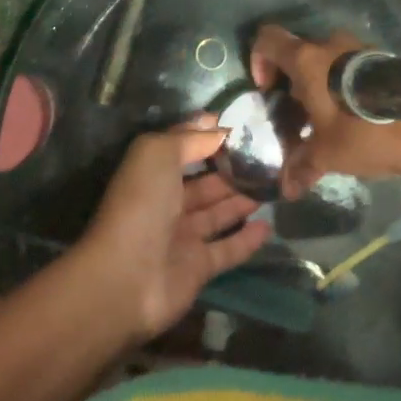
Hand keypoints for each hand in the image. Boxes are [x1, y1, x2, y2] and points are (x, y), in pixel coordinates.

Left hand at [75, 120, 272, 340]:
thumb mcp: (159, 154)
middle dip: (231, 170)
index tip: (244, 126)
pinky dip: (246, 239)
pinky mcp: (198, 267)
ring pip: (217, 213)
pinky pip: (227, 249)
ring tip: (273, 186)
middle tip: (268, 159)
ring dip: (241, 200)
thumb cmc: (142, 203)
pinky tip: (268, 226)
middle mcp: (166, 202)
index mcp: (152, 172)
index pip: (184, 149)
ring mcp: (182, 236)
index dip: (209, 137)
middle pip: (204, 183)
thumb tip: (217, 125)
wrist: (127, 276)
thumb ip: (190, 138)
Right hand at [250, 24, 400, 197]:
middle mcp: (330, 44)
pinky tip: (357, 117)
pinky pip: (352, 66)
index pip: (268, 38)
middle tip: (301, 116)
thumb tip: (287, 189)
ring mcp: (360, 48)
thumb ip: (301, 167)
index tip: (269, 90)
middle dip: (294, 82)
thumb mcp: (326, 155)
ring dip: (322, 84)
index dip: (260, 60)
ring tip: (330, 121)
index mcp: (307, 59)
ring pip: (328, 60)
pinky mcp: (383, 59)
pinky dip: (345, 86)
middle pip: (299, 53)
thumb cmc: (362, 134)